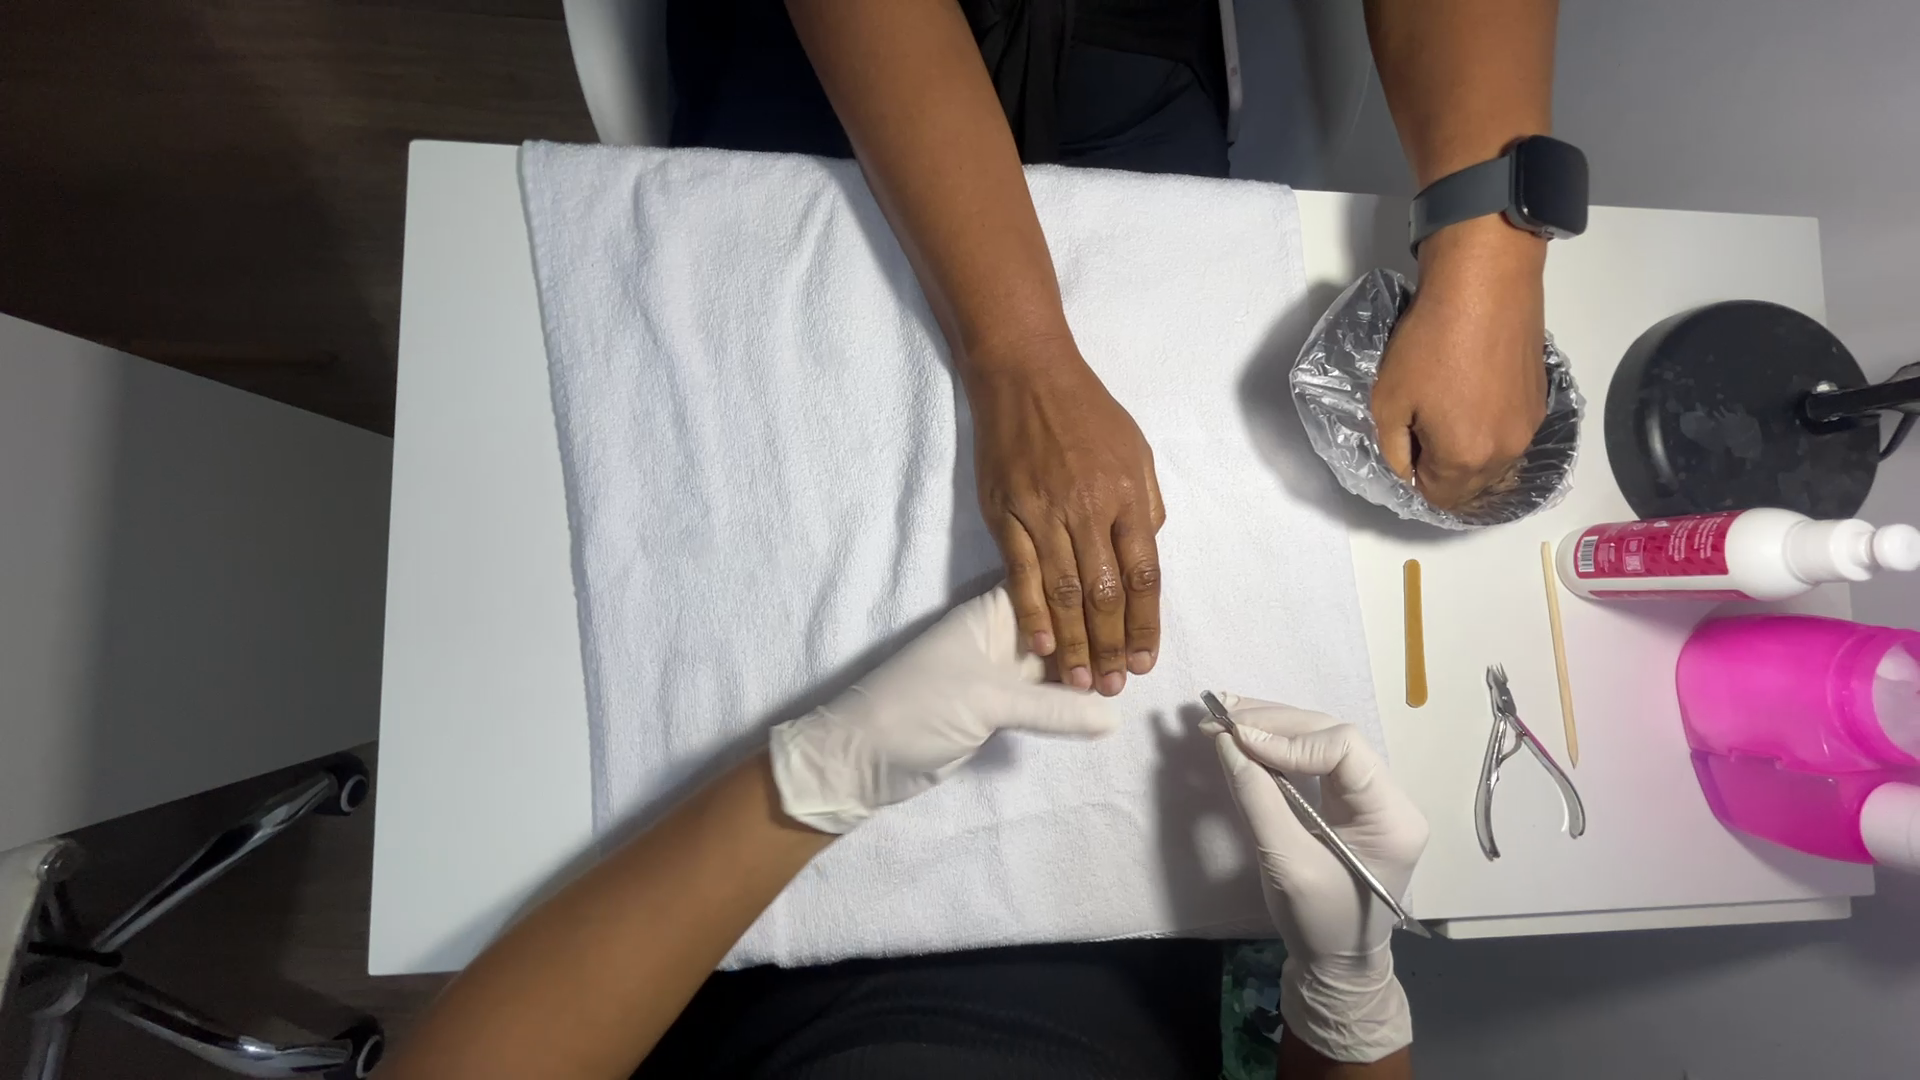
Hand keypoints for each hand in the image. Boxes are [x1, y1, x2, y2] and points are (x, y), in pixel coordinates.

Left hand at [769, 586, 1118, 832]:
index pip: (1050, 589)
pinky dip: (1068, 701)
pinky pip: (1043, 696)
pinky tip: (1099, 704)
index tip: (1137, 601)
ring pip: (1055, 664)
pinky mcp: (997, 706)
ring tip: (1131, 677)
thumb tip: (1113, 714)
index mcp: (991, 614)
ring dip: (1085, 671)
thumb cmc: (918, 709)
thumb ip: (1051, 706)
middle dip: (1096, 636)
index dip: (1090, 592)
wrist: (863, 759)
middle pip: (1059, 626)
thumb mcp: (986, 701)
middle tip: (1143, 653)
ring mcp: (999, 672)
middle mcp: (1000, 635)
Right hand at [965, 339, 1164, 697]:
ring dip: (1072, 643)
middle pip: (1104, 594)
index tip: (1143, 660)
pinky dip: (1031, 612)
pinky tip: (1039, 644)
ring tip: (1078, 681)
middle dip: (1109, 646)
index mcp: (1129, 496)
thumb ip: (1145, 507)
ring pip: (1063, 592)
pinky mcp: (1005, 512)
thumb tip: (1143, 559)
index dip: (1144, 624)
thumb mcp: (1136, 451)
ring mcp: (1043, 513)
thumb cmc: (1087, 412)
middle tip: (1111, 686)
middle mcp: (1089, 510)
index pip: (1143, 576)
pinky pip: (1021, 572)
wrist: (1026, 374)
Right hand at [1209, 694, 1428, 1063]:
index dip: (1289, 739)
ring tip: (1222, 714)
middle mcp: (1386, 793)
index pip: (1343, 748)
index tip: (1238, 741)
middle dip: (1272, 722)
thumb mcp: (1285, 863)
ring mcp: (1366, 791)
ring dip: (1268, 723)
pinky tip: (1242, 731)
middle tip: (1219, 716)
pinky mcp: (1343, 793)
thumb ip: (1257, 798)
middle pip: (1329, 732)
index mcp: (1391, 816)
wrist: (1338, 960)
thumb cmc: (1321, 921)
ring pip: (1317, 735)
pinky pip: (1309, 752)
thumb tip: (1225, 740)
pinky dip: (1273, 739)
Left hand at [1371, 218, 1548, 509]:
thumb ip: (1394, 451)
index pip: (1438, 498)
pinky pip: (1507, 434)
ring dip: (1464, 452)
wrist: (1485, 285)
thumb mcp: (1388, 404)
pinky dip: (1485, 430)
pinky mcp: (1540, 399)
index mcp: (1467, 458)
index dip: (1414, 481)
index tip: (1402, 452)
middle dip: (1440, 471)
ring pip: (1491, 462)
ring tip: (1441, 416)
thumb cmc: (1427, 346)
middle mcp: (1508, 451)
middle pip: (1469, 486)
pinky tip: (1467, 401)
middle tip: (1417, 434)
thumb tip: (1406, 473)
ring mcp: (1530, 424)